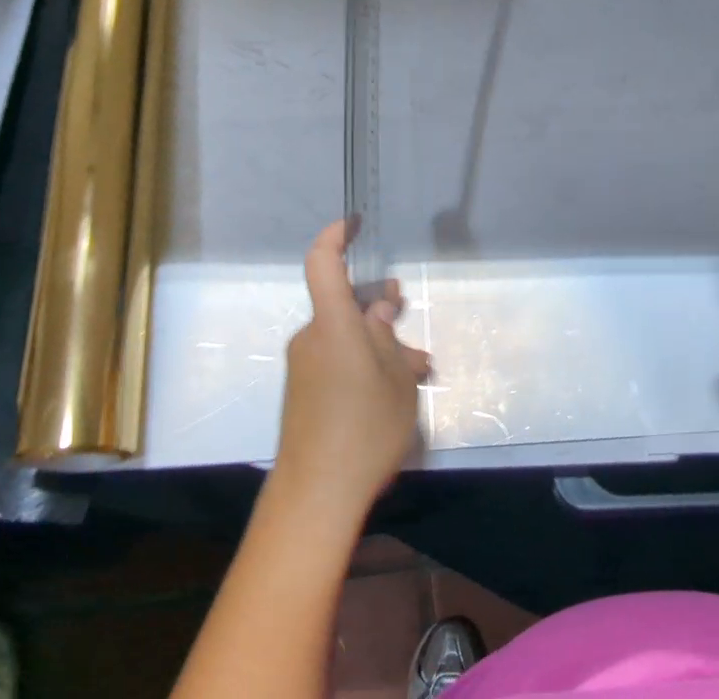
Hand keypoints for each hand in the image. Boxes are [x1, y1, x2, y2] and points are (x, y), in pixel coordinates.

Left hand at [274, 220, 430, 521]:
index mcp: (333, 325)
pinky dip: (363, 366)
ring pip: (345, 338)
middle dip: (376, 307)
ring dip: (377, 344)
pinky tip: (393, 391)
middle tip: (405, 312)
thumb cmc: (365, 428)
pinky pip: (337, 363)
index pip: (323, 264)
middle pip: (342, 305)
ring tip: (415, 368)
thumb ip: (389, 342)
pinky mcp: (304, 393)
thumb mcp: (397, 381)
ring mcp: (304, 367)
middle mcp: (312, 339)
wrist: (316, 493)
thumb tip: (379, 315)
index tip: (356, 223)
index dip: (336, 236)